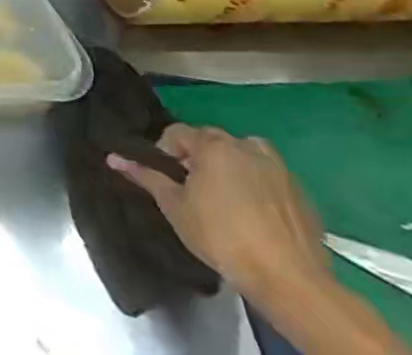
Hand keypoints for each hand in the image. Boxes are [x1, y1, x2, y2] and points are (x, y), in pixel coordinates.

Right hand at [107, 124, 328, 296]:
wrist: (288, 278)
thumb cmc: (221, 238)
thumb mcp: (175, 207)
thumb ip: (146, 177)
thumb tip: (113, 158)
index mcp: (212, 145)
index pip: (176, 132)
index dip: (164, 152)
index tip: (165, 179)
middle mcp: (245, 144)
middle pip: (210, 141)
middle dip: (196, 159)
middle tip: (192, 193)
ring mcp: (276, 165)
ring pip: (241, 155)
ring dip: (228, 168)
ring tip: (224, 201)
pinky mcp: (298, 188)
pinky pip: (266, 176)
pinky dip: (255, 185)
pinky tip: (253, 215)